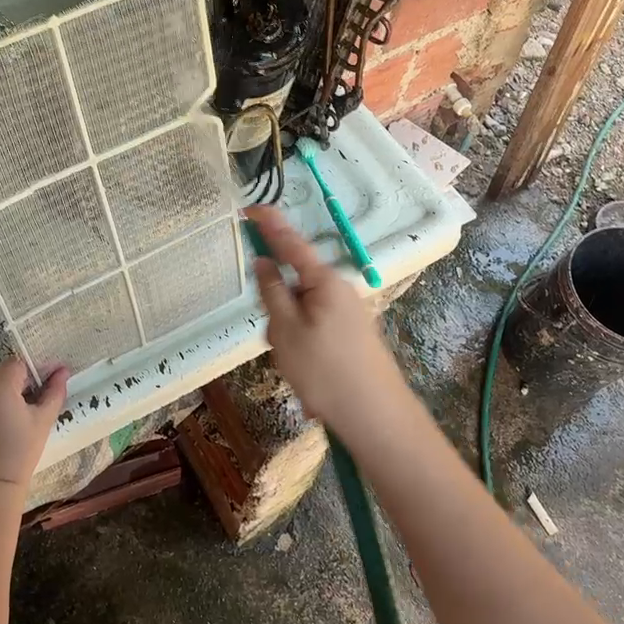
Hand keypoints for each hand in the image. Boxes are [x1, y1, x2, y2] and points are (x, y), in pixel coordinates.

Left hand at [0, 358, 68, 492]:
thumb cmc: (20, 453)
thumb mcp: (43, 421)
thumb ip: (54, 392)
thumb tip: (63, 371)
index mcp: (0, 386)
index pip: (18, 365)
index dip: (31, 375)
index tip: (40, 393)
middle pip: (0, 378)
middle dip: (14, 388)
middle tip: (27, 413)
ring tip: (8, 426)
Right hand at [246, 206, 413, 430]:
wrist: (375, 416)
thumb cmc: (326, 370)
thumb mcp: (286, 330)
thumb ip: (271, 292)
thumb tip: (263, 261)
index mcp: (324, 281)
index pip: (291, 242)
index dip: (269, 224)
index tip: (248, 208)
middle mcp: (339, 291)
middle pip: (293, 285)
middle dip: (275, 310)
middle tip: (276, 341)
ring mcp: (346, 314)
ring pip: (299, 313)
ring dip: (287, 336)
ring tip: (296, 368)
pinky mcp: (349, 336)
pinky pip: (313, 331)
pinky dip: (302, 349)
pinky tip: (309, 379)